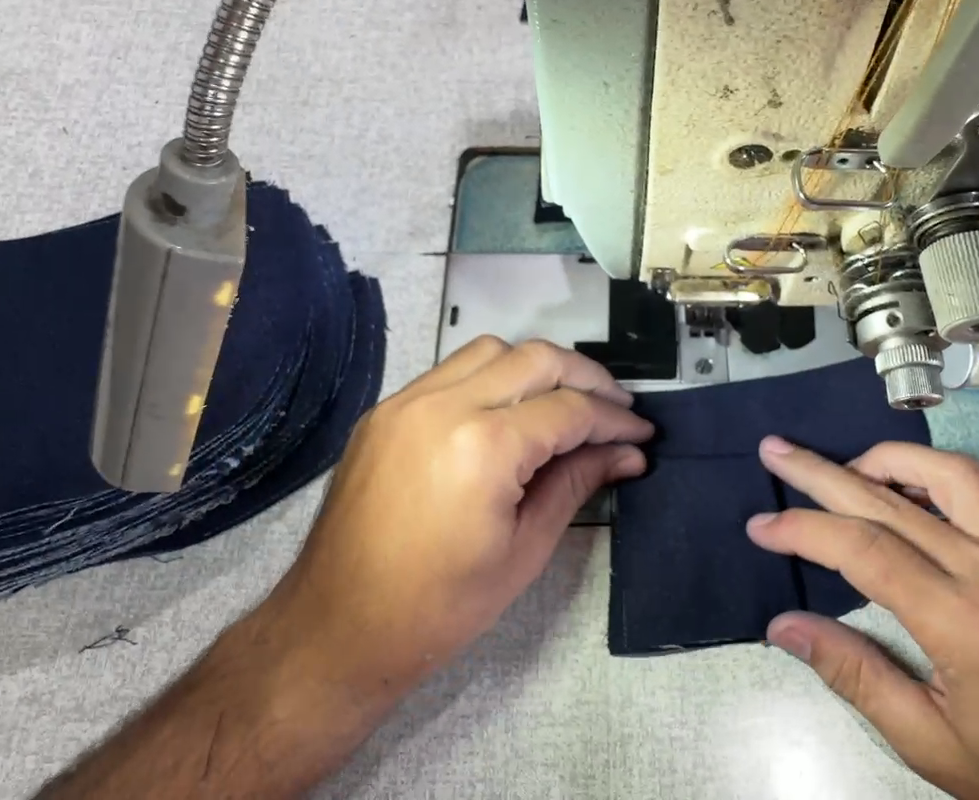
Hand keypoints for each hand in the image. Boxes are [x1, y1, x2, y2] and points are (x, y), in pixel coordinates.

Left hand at [253, 337, 651, 709]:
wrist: (337, 628)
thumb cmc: (439, 607)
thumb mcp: (525, 550)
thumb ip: (577, 483)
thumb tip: (628, 455)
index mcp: (483, 447)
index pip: (569, 410)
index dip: (614, 420)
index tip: (641, 434)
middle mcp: (443, 405)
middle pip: (535, 358)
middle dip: (586, 377)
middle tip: (616, 407)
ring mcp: (407, 402)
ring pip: (490, 350)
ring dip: (536, 366)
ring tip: (565, 402)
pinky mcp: (385, 410)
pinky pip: (451, 370)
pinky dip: (491, 377)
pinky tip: (509, 411)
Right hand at [746, 438, 978, 799]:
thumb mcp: (931, 744)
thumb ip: (854, 675)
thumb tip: (784, 628)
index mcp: (964, 622)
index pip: (864, 549)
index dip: (803, 528)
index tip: (762, 524)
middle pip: (892, 497)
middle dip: (822, 472)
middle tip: (777, 450)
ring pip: (949, 471)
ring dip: (889, 460)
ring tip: (845, 468)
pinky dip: (946, 472)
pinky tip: (922, 485)